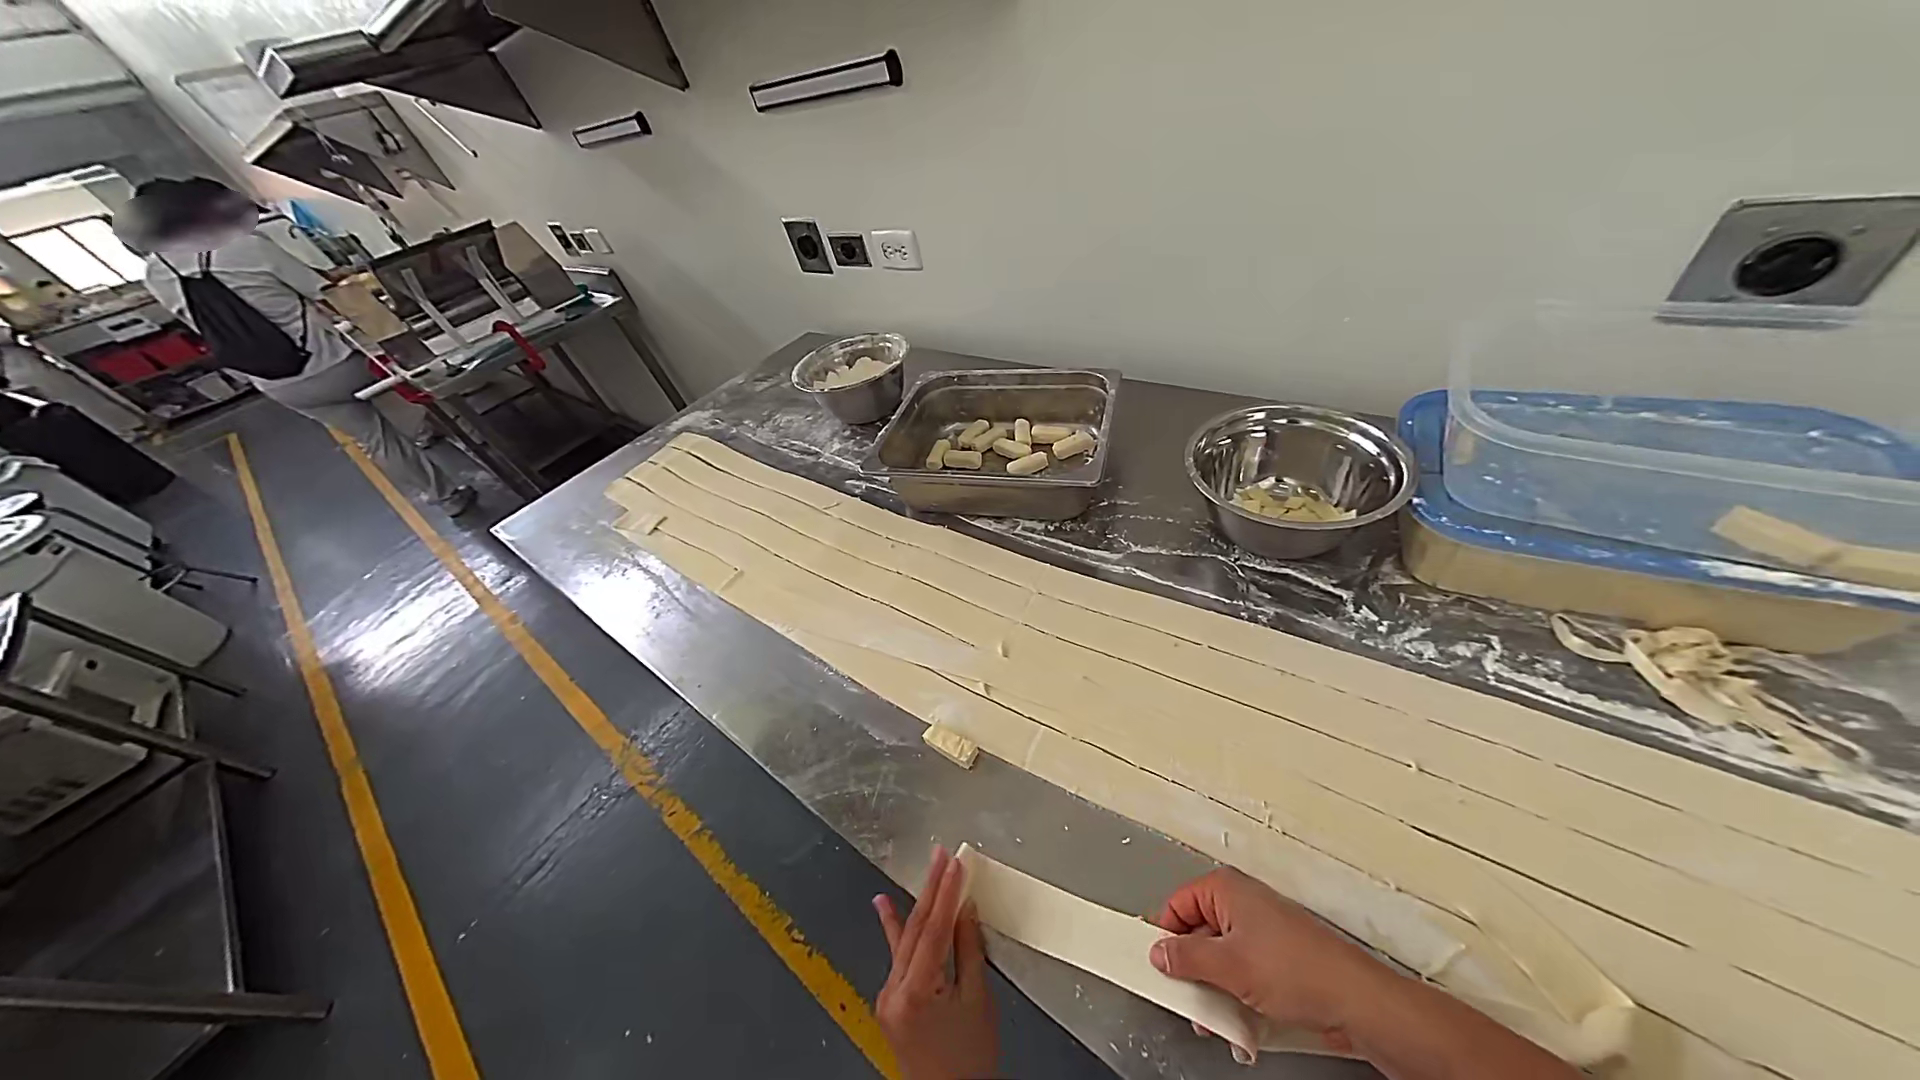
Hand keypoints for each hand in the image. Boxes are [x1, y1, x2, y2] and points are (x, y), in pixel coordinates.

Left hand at [873, 846, 997, 1079]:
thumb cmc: (969, 1063)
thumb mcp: (978, 1001)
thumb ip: (969, 951)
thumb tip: (965, 909)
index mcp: (916, 992)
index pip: (933, 928)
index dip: (946, 892)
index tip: (954, 864)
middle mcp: (893, 992)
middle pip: (916, 928)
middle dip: (932, 888)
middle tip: (941, 856)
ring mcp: (888, 997)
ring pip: (906, 939)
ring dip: (917, 903)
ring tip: (924, 869)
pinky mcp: (891, 1001)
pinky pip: (897, 956)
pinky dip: (894, 929)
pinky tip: (883, 906)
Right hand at [1149, 867, 1384, 1050]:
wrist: (1356, 1002)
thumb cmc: (1300, 970)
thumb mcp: (1227, 966)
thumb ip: (1185, 958)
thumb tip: (1160, 953)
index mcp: (1226, 888)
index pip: (1177, 904)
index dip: (1165, 935)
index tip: (1158, 963)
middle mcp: (1242, 902)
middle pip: (1197, 931)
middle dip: (1191, 968)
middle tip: (1187, 996)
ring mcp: (1261, 929)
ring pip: (1220, 955)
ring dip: (1213, 986)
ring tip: (1216, 1016)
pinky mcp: (1276, 955)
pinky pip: (1241, 968)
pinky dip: (1235, 992)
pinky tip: (1239, 1019)